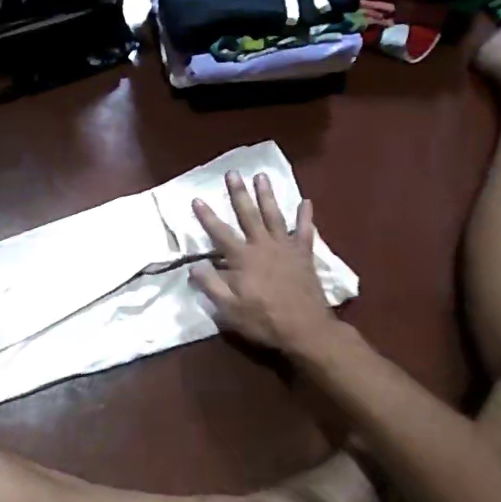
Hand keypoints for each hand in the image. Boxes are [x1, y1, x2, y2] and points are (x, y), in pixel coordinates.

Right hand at [188, 171, 338, 353]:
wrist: (305, 329)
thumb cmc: (264, 320)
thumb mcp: (229, 309)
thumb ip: (211, 285)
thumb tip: (194, 266)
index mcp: (242, 258)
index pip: (220, 233)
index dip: (207, 216)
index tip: (197, 199)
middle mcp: (263, 245)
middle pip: (248, 214)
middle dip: (238, 193)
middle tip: (232, 173)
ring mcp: (286, 247)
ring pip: (274, 215)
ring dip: (267, 195)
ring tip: (261, 176)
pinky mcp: (304, 254)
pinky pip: (305, 231)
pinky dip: (305, 216)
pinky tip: (306, 202)